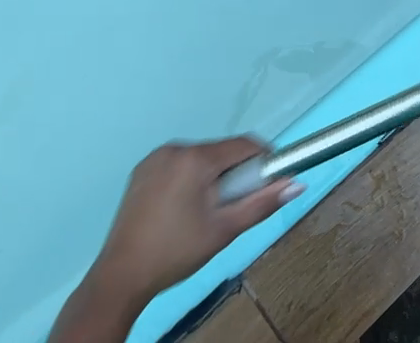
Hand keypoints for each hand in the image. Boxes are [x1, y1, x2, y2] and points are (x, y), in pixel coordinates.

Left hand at [92, 137, 302, 300]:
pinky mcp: (141, 170)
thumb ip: (262, 203)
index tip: (270, 183)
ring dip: (211, 177)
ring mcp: (154, 158)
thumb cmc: (178, 252)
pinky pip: (178, 165)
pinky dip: (189, 180)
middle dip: (234, 174)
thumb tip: (297, 184)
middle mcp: (174, 149)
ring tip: (205, 214)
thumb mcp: (225, 230)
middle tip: (232, 209)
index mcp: (196, 159)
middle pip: (220, 152)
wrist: (122, 276)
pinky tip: (182, 211)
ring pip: (199, 159)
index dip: (263, 160)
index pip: (243, 145)